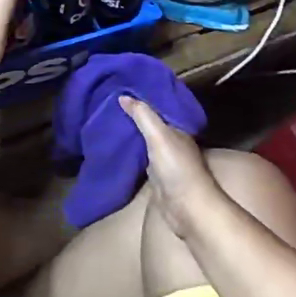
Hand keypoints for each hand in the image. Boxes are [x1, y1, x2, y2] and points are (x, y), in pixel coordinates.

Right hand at [120, 95, 224, 237]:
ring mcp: (164, 159)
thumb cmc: (177, 167)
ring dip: (130, 132)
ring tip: (107, 119)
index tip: (120, 86)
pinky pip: (140, 156)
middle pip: (149, 122)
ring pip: (143, 139)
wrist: (188, 209)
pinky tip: (115, 144)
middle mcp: (171, 141)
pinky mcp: (156, 176)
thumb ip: (142, 115)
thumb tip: (123, 96)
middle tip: (107, 101)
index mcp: (176, 128)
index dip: (141, 96)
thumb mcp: (158, 135)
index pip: (157, 106)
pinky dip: (129, 150)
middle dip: (133, 113)